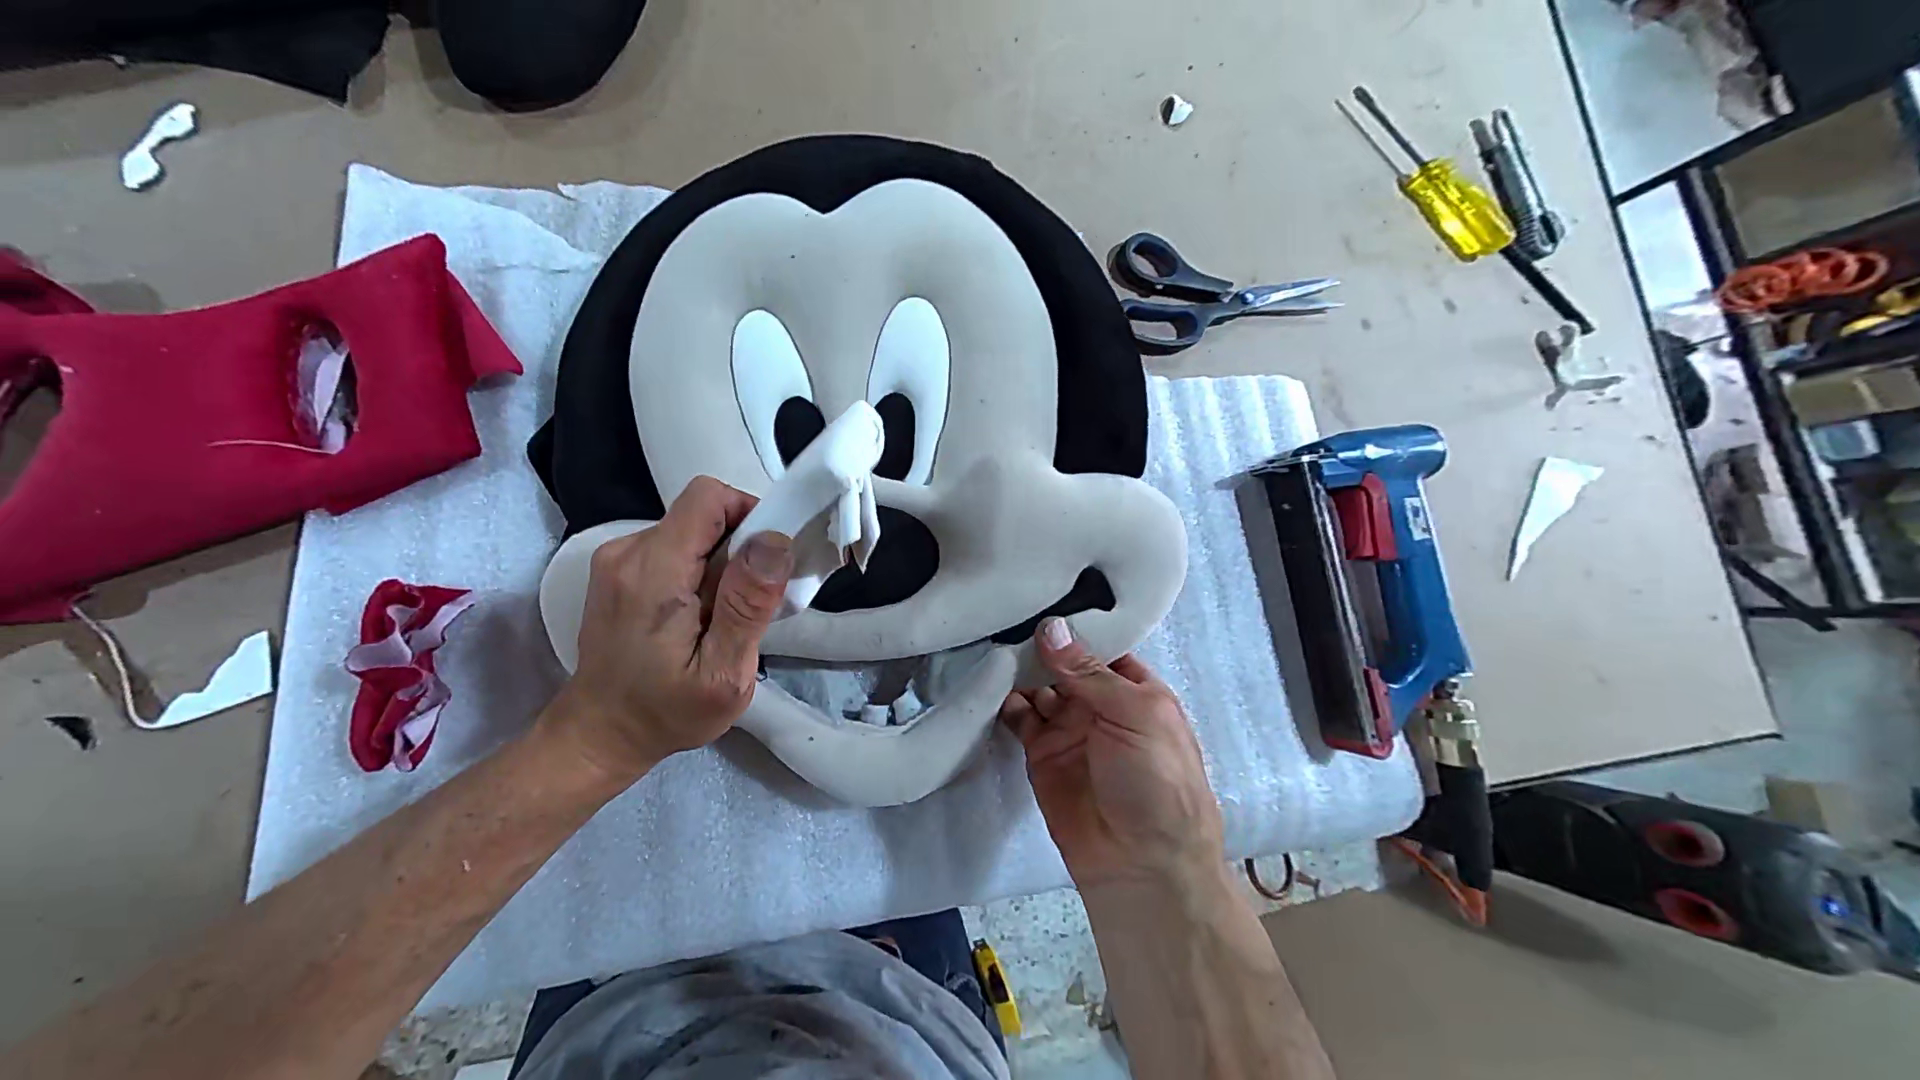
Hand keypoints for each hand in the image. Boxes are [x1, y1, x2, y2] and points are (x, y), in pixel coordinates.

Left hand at [540, 476, 793, 783]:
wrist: (602, 733)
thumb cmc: (666, 713)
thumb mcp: (722, 675)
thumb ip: (747, 606)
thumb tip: (774, 542)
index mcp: (653, 571)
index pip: (709, 497)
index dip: (749, 513)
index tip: (771, 560)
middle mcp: (628, 552)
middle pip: (703, 513)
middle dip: (741, 547)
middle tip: (753, 601)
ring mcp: (619, 558)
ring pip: (692, 530)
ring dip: (722, 560)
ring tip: (726, 613)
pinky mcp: (619, 569)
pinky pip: (675, 545)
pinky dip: (700, 569)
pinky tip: (702, 612)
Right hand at [1001, 618, 1225, 889]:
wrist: (1142, 865)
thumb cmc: (1157, 781)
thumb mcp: (1136, 715)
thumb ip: (1089, 671)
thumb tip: (1051, 627)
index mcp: (1133, 689)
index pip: (1098, 645)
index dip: (1070, 626)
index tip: (1034, 594)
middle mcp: (1098, 703)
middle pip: (1061, 663)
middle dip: (1036, 644)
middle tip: (1000, 615)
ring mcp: (1068, 728)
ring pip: (1036, 686)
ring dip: (1016, 669)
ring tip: (988, 644)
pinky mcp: (1040, 752)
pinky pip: (1018, 717)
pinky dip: (1001, 700)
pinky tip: (986, 682)